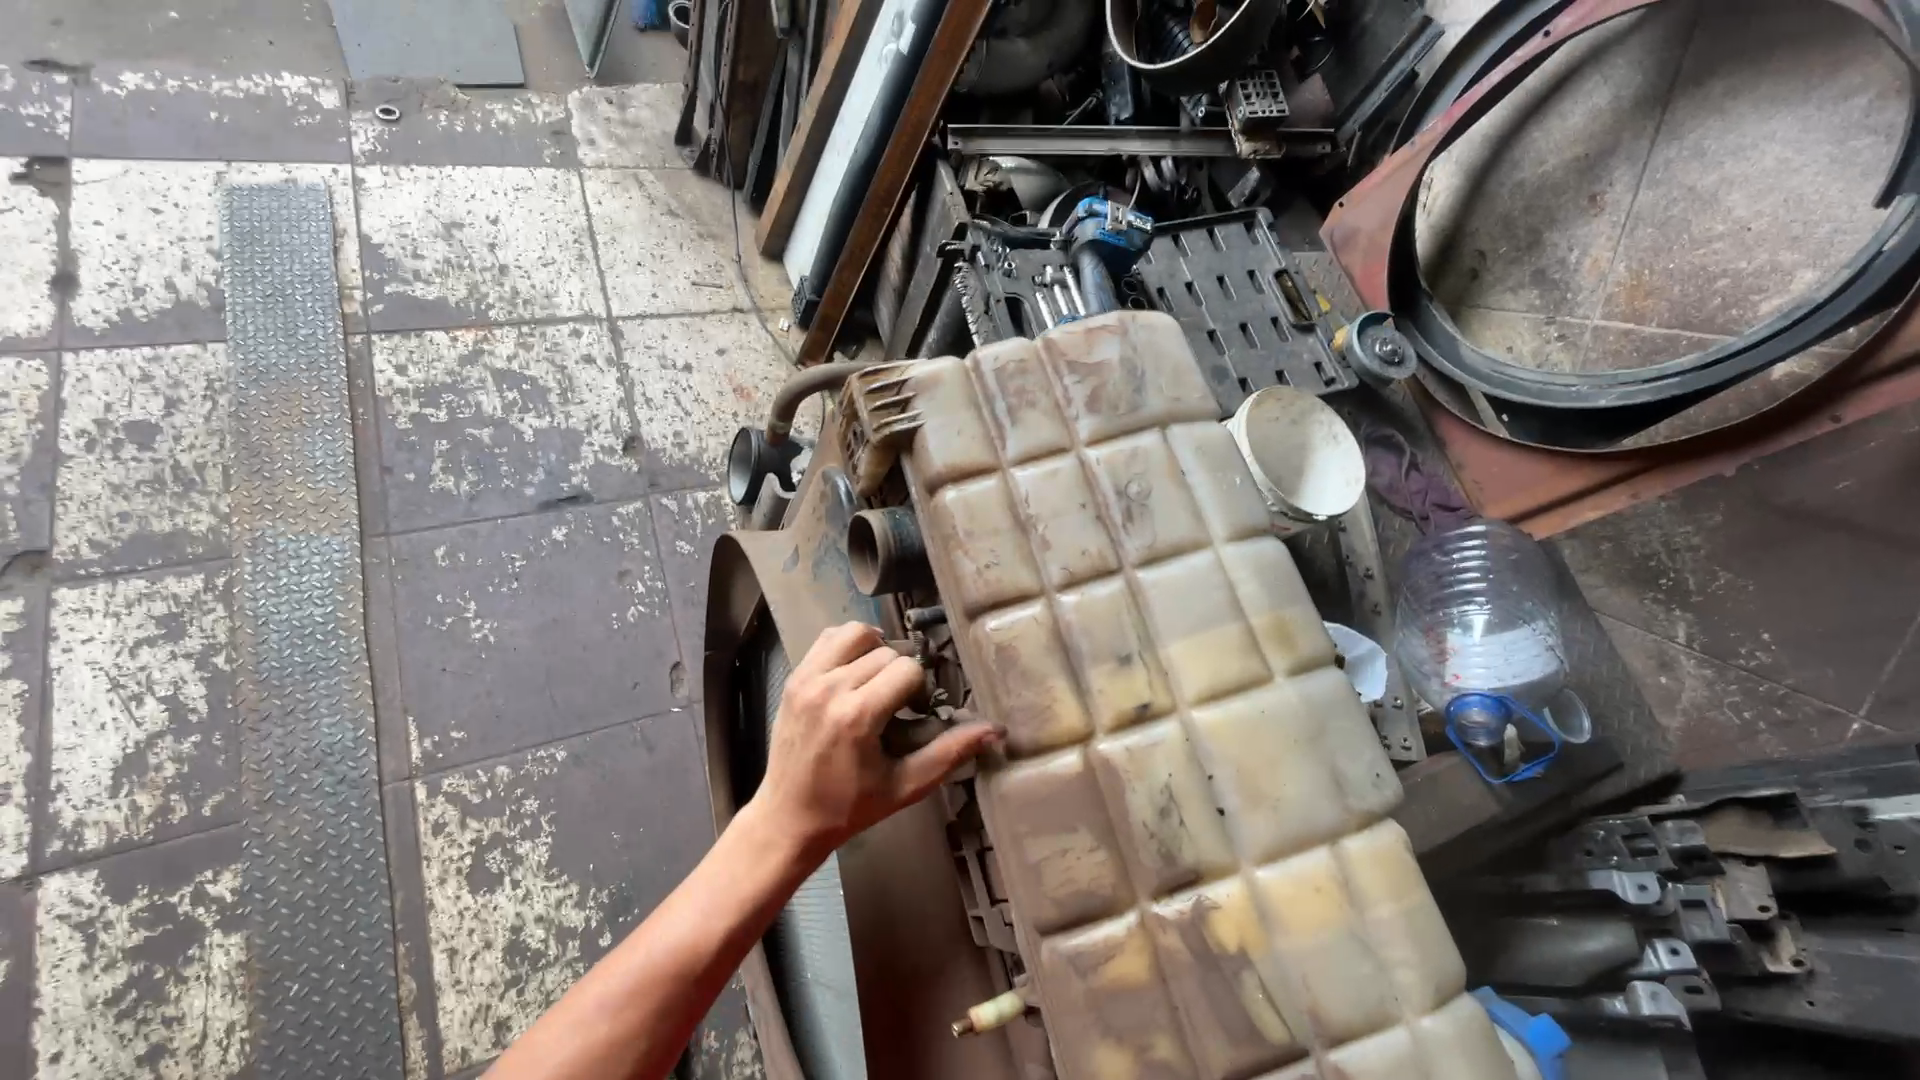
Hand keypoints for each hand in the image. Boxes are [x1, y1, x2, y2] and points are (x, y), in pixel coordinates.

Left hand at [751, 622, 1002, 858]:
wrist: (789, 818)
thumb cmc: (850, 807)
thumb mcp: (906, 785)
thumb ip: (950, 752)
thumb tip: (995, 730)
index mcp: (856, 716)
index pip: (907, 669)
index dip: (919, 689)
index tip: (913, 714)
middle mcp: (828, 688)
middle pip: (886, 651)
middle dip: (901, 674)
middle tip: (899, 705)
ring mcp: (806, 679)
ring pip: (856, 633)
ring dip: (876, 649)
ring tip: (878, 680)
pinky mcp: (794, 677)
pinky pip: (828, 638)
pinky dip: (848, 646)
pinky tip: (856, 672)